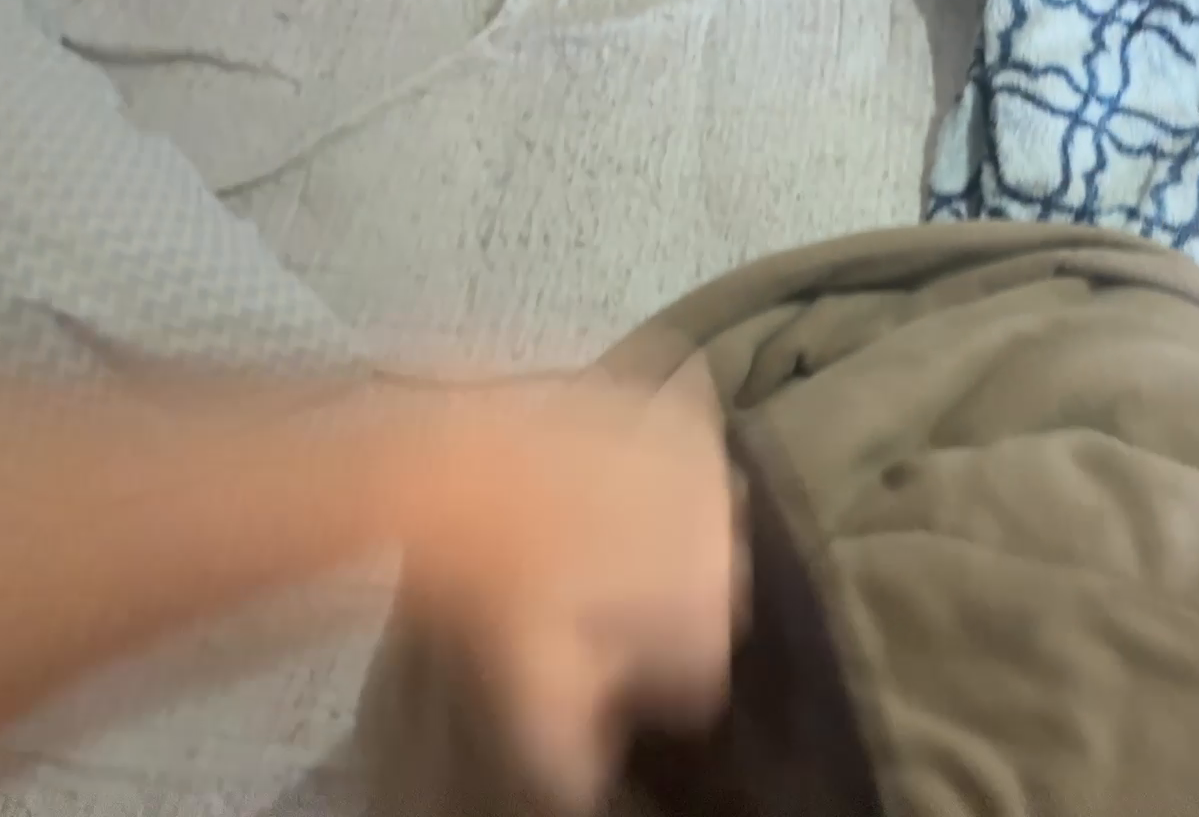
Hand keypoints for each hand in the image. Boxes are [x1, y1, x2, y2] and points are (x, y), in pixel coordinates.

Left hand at [388, 364, 744, 813]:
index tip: (624, 661)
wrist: (469, 469)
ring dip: (680, 528)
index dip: (661, 669)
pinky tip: (627, 472)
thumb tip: (590, 787)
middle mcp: (730, 540)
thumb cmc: (505, 589)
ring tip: (616, 526)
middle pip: (718, 584)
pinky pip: (699, 455)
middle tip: (614, 588)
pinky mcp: (690, 419)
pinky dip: (674, 468)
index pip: (707, 663)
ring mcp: (714, 470)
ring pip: (713, 517)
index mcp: (706, 610)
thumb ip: (577, 750)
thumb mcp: (531, 690)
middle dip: (677, 593)